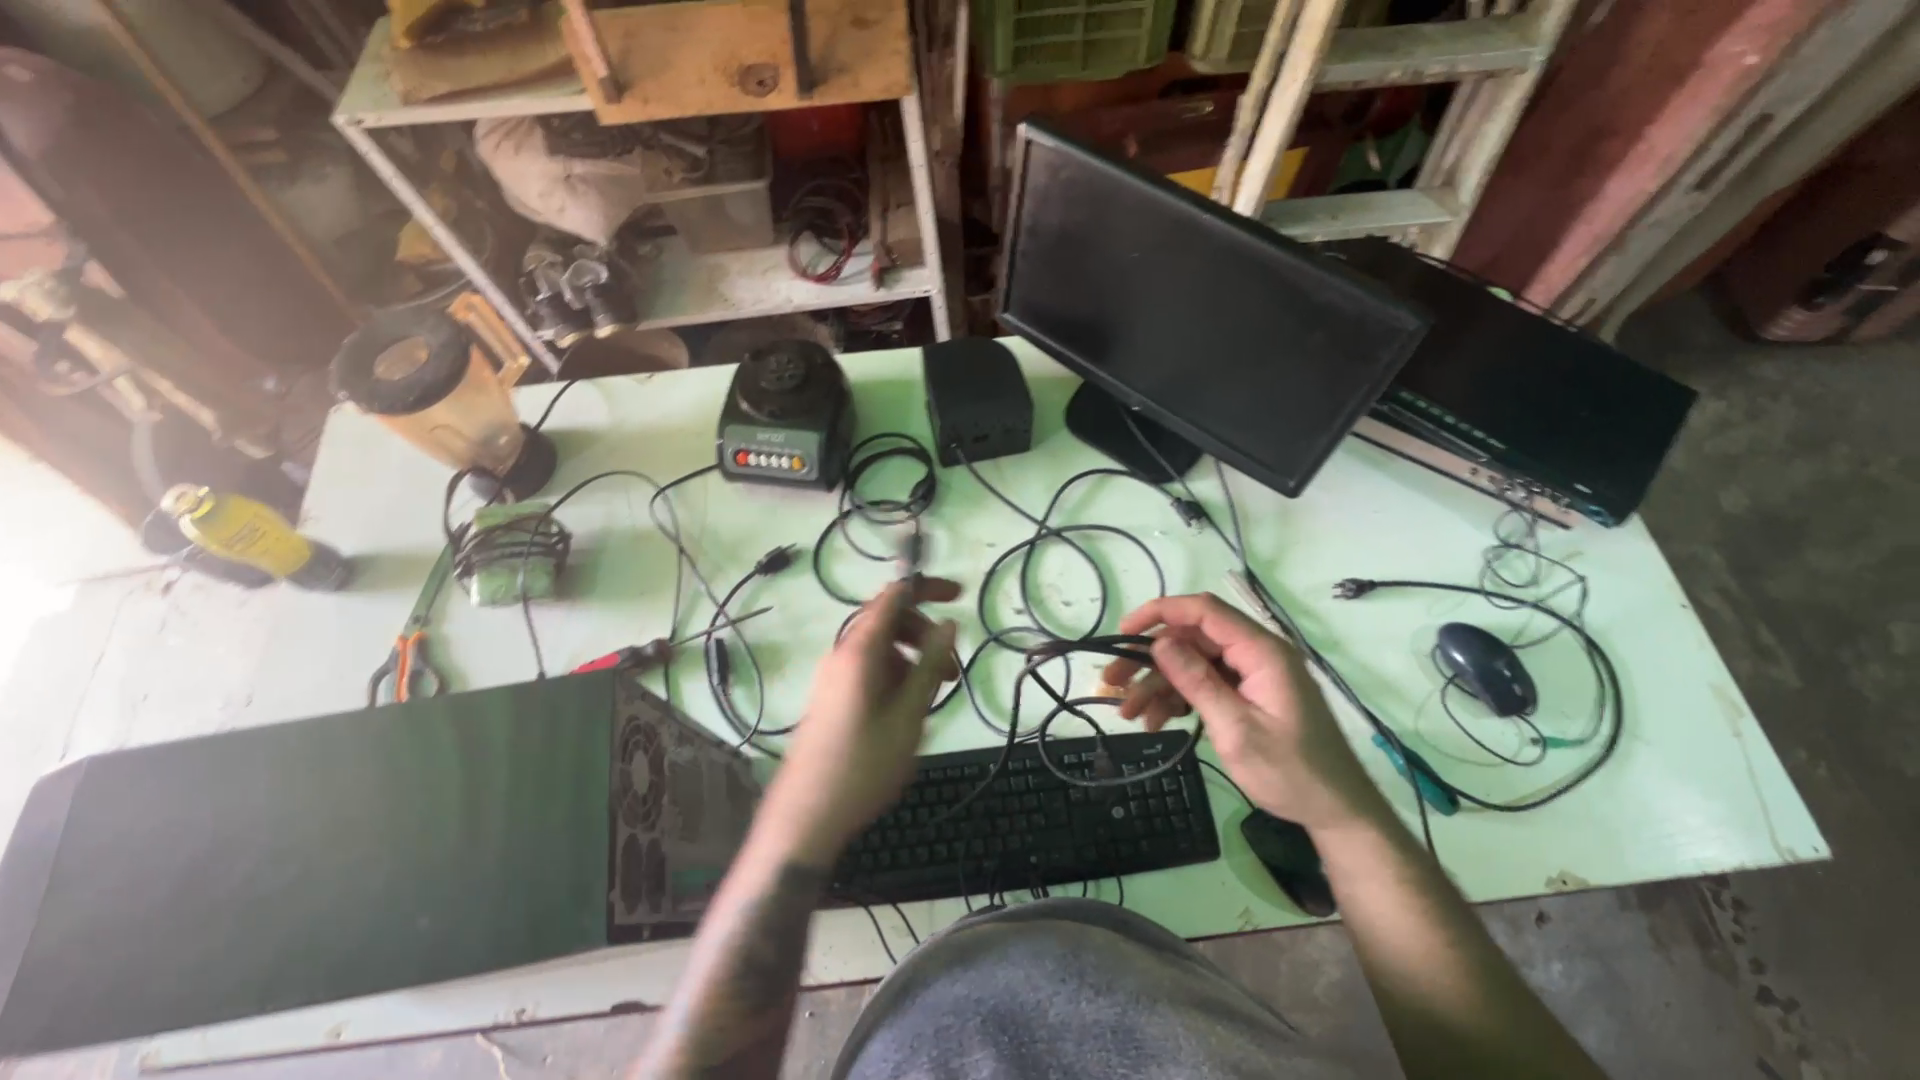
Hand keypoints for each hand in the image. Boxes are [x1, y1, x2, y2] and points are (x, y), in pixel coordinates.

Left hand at [760, 577, 959, 860]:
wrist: (806, 815)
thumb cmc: (863, 765)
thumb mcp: (908, 716)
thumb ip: (931, 666)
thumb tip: (949, 624)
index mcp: (859, 651)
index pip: (894, 596)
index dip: (927, 588)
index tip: (960, 596)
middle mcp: (842, 654)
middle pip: (888, 620)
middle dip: (926, 633)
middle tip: (955, 670)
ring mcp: (833, 676)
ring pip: (880, 647)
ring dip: (914, 658)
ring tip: (937, 693)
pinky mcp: (832, 696)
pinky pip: (868, 668)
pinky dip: (896, 675)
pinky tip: (909, 708)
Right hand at [1100, 593, 1389, 835]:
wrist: (1335, 809)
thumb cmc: (1290, 771)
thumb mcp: (1236, 729)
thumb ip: (1197, 682)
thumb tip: (1160, 642)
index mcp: (1261, 652)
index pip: (1204, 611)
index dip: (1160, 613)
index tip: (1122, 633)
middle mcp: (1257, 654)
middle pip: (1192, 639)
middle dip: (1149, 660)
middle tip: (1112, 683)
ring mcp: (1253, 674)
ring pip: (1193, 663)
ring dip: (1159, 685)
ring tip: (1128, 714)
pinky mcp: (1250, 694)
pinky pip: (1206, 684)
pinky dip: (1179, 699)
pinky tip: (1156, 722)